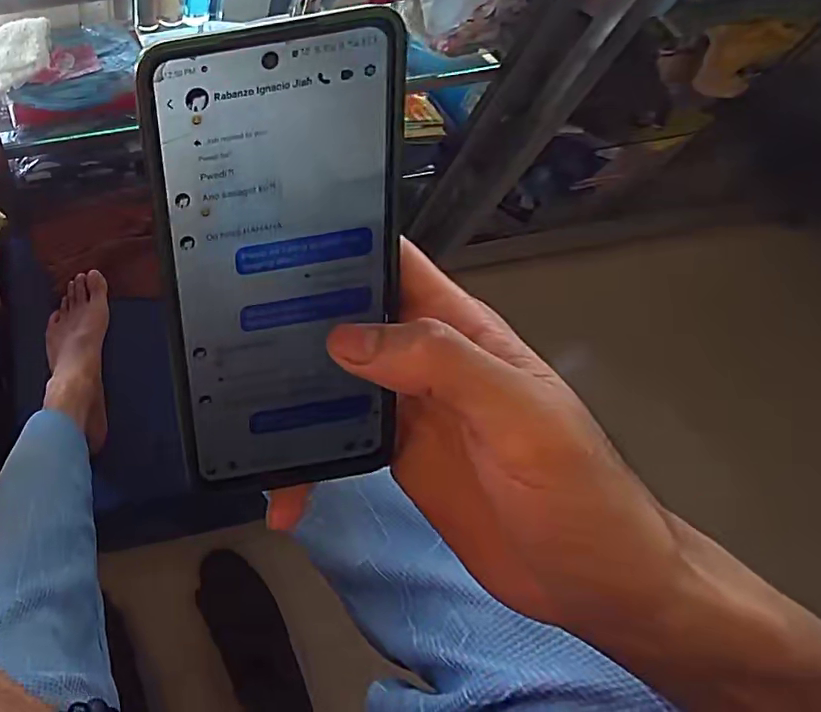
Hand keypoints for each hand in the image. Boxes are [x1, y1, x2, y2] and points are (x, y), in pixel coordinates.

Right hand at [271, 241, 820, 710]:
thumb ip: (441, 362)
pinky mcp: (388, 451)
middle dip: (293, 309)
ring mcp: (400, 403)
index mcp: (452, 326)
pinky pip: (333, 439)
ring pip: (330, 375)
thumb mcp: (519, 414)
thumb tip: (342, 337)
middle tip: (225, 310)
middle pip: (346, 314)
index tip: (276, 236)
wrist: (596, 584)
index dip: (340, 241)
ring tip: (228, 389)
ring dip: (286, 383)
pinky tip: (280, 490)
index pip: (390, 262)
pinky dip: (304, 460)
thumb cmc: (574, 487)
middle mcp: (418, 354)